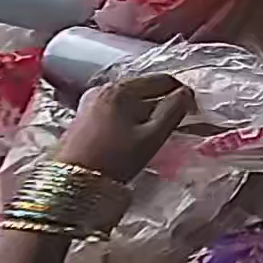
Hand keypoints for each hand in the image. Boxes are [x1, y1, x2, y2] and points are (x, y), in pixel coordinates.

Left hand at [58, 76, 192, 181]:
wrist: (69, 182)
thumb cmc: (115, 159)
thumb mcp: (153, 136)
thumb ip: (174, 110)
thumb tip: (186, 93)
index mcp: (122, 89)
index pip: (163, 80)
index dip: (183, 92)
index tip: (193, 111)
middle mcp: (105, 87)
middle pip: (146, 87)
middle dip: (165, 100)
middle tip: (178, 120)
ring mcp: (91, 100)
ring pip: (132, 98)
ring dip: (149, 108)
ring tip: (158, 129)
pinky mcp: (84, 114)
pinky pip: (118, 107)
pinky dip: (132, 114)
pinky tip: (136, 133)